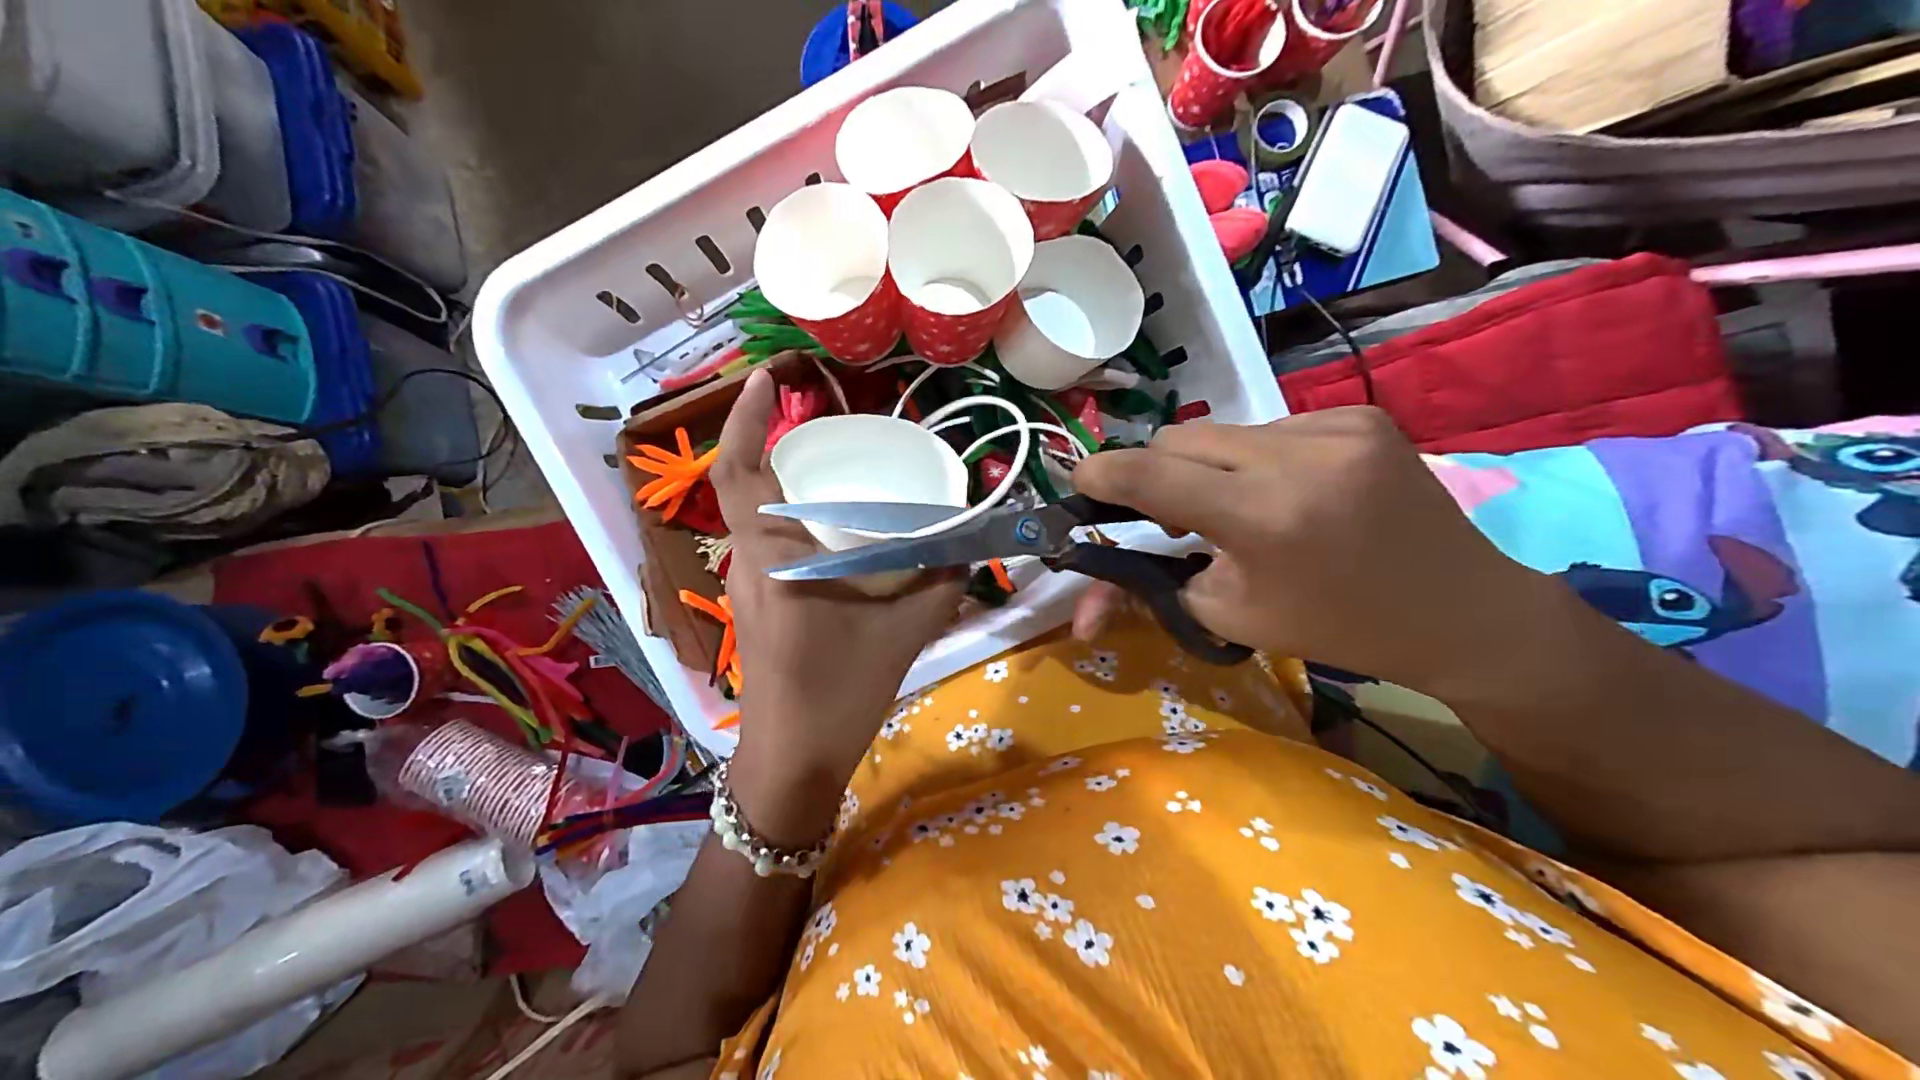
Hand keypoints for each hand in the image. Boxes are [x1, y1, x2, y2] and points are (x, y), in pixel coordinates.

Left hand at [710, 370, 963, 785]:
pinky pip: (770, 544)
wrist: (795, 757)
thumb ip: (943, 580)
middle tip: (827, 420)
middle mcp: (750, 562)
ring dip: (785, 483)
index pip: (740, 473)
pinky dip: (794, 520)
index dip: (745, 418)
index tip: (766, 375)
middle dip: (773, 442)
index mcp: (775, 558)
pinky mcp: (758, 604)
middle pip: (748, 487)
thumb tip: (976, 542)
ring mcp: (747, 585)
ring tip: (835, 465)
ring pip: (758, 516)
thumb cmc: (841, 691)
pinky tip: (835, 529)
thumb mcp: (906, 630)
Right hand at [1071, 407, 1550, 694]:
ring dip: (1209, 467)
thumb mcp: (1230, 618)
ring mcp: (1335, 426)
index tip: (1080, 484)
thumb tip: (1083, 597)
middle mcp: (1297, 456)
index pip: (1150, 474)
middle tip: (1169, 517)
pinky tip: (1292, 492)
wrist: (1460, 610)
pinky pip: (1270, 427)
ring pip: (1223, 432)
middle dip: (1157, 473)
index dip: (1101, 475)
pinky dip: (1258, 459)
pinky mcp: (1359, 415)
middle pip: (1179, 439)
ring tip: (1240, 508)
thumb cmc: (1337, 628)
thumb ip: (1150, 589)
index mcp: (1264, 517)